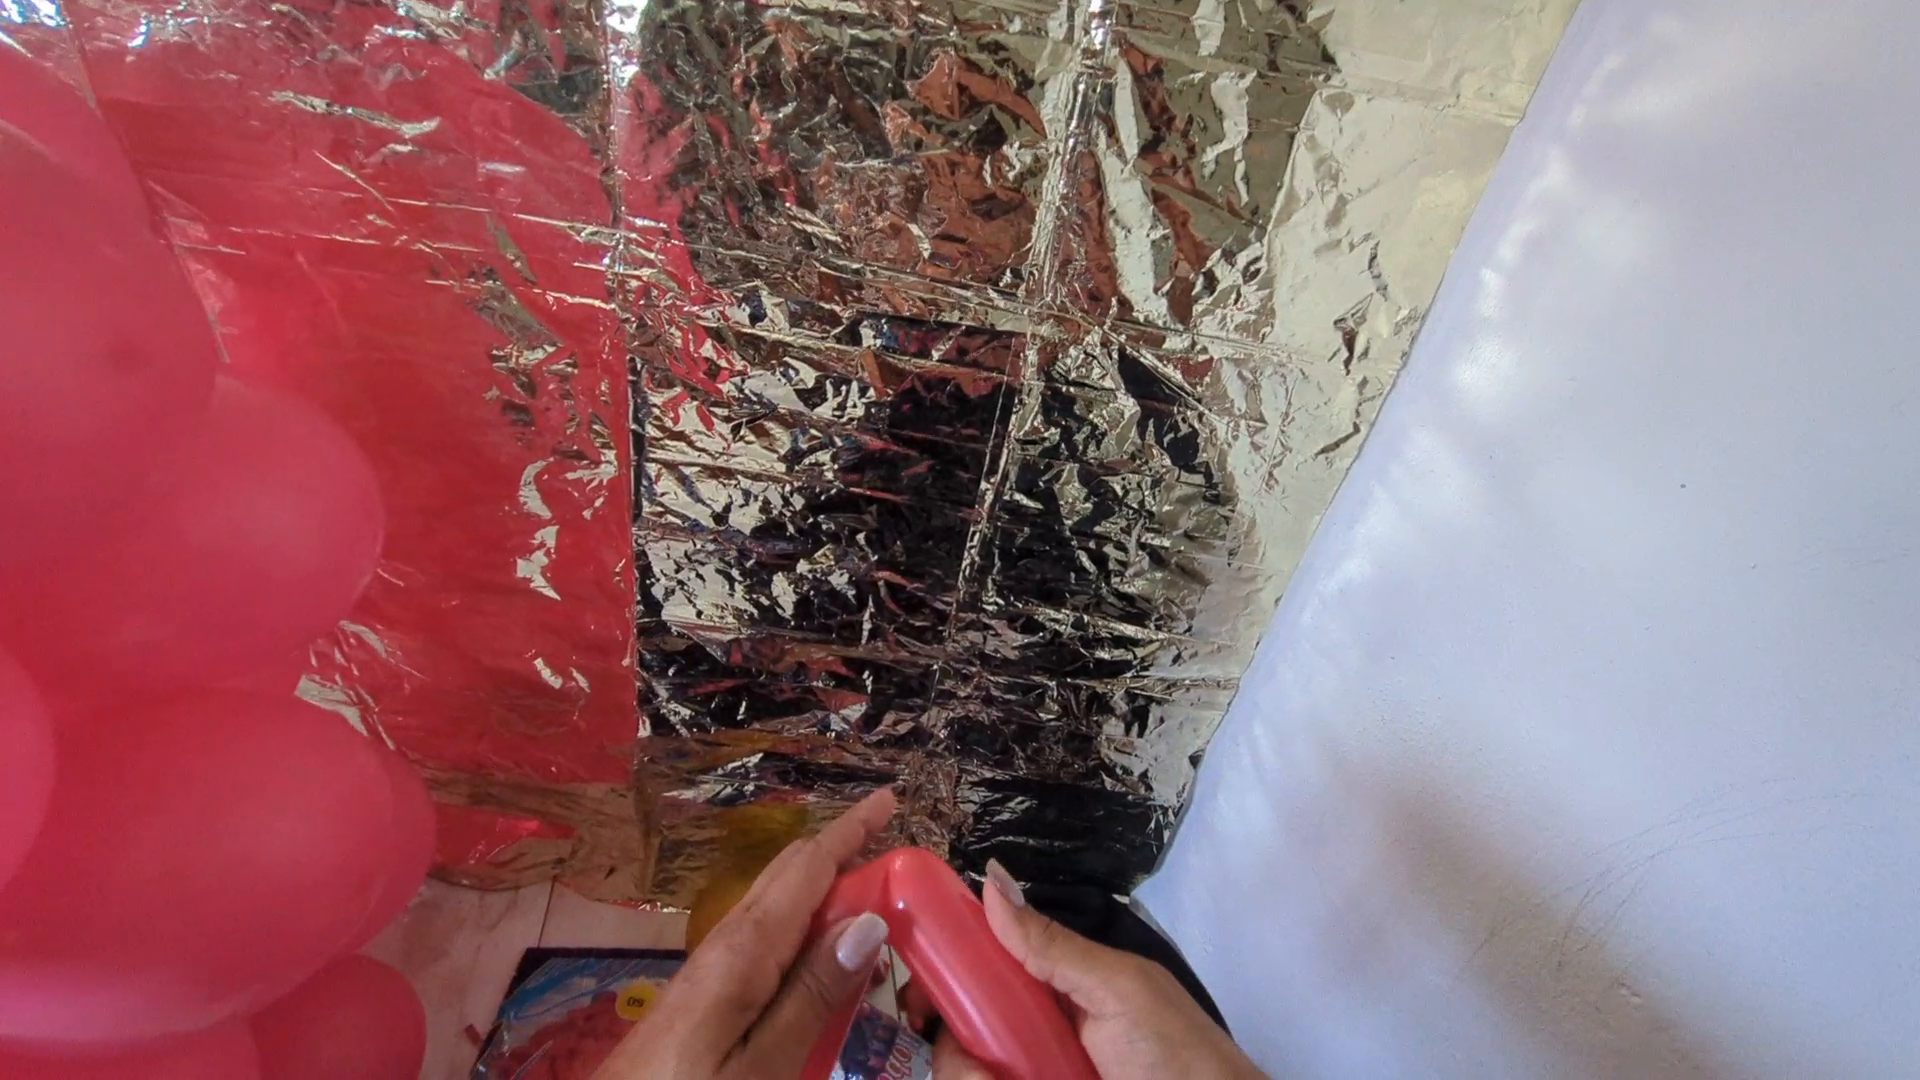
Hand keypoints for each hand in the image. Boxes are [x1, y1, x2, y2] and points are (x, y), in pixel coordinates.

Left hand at [590, 789, 897, 1079]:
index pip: (809, 866)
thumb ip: (814, 995)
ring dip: (827, 886)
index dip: (851, 829)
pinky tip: (823, 955)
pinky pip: (769, 931)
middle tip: (896, 857)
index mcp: (746, 948)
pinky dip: (807, 921)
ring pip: (780, 899)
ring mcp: (715, 961)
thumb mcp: (761, 1070)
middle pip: (793, 871)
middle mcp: (729, 939)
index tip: (888, 798)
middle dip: (844, 851)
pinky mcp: (708, 987)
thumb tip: (868, 921)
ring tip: (873, 902)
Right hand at [923, 861, 1265, 1079]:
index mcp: (1045, 987)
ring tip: (998, 1079)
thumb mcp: (1115, 989)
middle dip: (954, 1049)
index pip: (976, 970)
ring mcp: (1027, 1072)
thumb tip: (990, 876)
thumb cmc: (1173, 1051)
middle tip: (975, 1062)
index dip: (941, 975)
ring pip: (965, 1071)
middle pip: (958, 1034)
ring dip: (970, 1074)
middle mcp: (1028, 1035)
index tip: (916, 989)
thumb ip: (1049, 945)